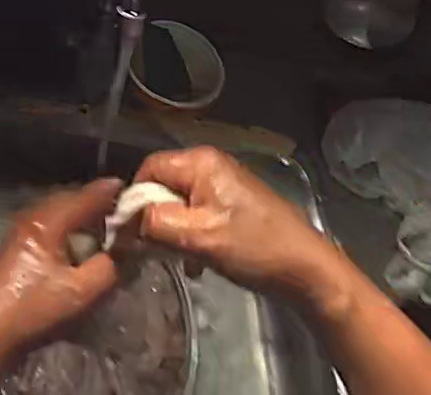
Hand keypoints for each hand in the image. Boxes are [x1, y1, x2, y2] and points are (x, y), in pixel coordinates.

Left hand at [0, 178, 122, 381]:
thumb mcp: (77, 294)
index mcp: (48, 221)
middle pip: (70, 197)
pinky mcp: (17, 237)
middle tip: (118, 208)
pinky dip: (67, 220)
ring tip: (101, 220)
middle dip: (94, 200)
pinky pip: (49, 217)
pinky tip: (76, 236)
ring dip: (80, 211)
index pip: (84, 197)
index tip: (126, 187)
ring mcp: (22, 224)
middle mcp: (34, 213)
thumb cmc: (32, 309)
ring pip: (58, 206)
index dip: (107, 192)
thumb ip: (105, 269)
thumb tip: (120, 252)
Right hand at [134, 147, 352, 311]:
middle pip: (162, 183)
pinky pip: (195, 210)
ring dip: (172, 229)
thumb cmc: (254, 247)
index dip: (135, 199)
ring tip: (180, 258)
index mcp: (200, 161)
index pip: (149, 168)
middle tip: (157, 249)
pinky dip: (190, 232)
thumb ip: (157, 224)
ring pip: (178, 200)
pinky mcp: (231, 201)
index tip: (131, 233)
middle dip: (155, 217)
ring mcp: (221, 181)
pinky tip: (197, 260)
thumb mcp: (200, 238)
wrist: (308, 269)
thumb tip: (122, 222)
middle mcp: (208, 163)